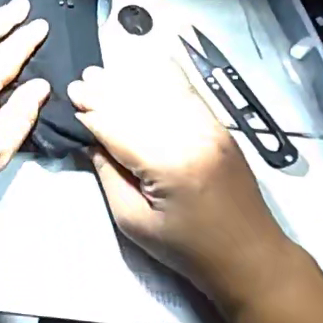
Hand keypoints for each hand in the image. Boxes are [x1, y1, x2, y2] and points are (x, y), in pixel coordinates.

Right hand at [67, 57, 299, 312]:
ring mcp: (210, 127)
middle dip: (107, 91)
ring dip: (131, 81)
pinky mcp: (220, 127)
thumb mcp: (136, 223)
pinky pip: (189, 93)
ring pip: (163, 92)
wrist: (251, 256)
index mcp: (168, 165)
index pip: (119, 128)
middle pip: (140, 103)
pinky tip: (148, 65)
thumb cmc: (189, 251)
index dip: (92, 113)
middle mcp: (191, 136)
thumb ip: (110, 177)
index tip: (71, 98)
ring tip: (104, 73)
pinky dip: (165, 78)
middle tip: (81, 80)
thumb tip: (92, 142)